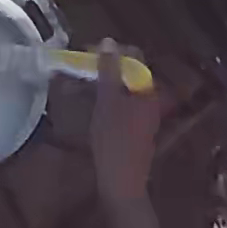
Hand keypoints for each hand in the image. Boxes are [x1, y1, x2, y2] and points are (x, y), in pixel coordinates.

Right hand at [90, 39, 161, 211]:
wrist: (121, 186)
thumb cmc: (114, 140)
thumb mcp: (108, 101)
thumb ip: (108, 70)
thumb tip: (108, 41)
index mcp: (148, 91)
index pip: (134, 57)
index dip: (112, 51)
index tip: (88, 52)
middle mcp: (149, 100)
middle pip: (127, 73)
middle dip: (103, 67)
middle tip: (80, 67)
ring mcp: (142, 116)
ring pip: (121, 89)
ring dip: (100, 83)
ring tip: (77, 84)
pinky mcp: (133, 130)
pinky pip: (119, 105)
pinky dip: (103, 99)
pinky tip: (86, 103)